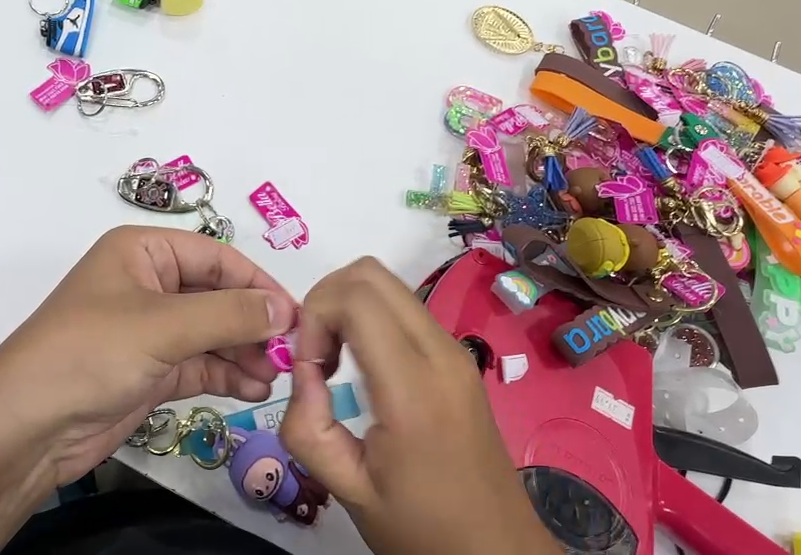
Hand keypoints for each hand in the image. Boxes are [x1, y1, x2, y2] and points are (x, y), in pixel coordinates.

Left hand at [0, 226, 296, 484]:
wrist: (27, 427)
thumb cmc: (89, 353)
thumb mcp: (162, 327)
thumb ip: (228, 315)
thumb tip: (284, 309)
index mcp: (142, 251)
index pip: (214, 256)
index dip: (256, 282)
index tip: (295, 315)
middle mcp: (147, 283)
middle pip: (215, 294)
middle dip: (252, 322)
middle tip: (291, 353)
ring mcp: (148, 329)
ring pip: (211, 332)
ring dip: (243, 352)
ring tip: (276, 376)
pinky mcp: (148, 370)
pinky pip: (199, 364)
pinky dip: (226, 374)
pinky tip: (254, 388)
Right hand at [281, 258, 554, 554]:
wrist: (498, 554)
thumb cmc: (423, 529)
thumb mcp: (349, 489)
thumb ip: (307, 427)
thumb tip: (301, 371)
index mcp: (415, 388)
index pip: (356, 298)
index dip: (315, 315)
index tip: (308, 367)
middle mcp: (440, 353)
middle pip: (370, 273)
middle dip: (326, 300)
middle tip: (316, 355)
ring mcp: (454, 349)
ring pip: (386, 283)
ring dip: (346, 305)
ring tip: (335, 362)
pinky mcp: (457, 356)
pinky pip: (402, 306)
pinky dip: (368, 315)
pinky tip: (360, 365)